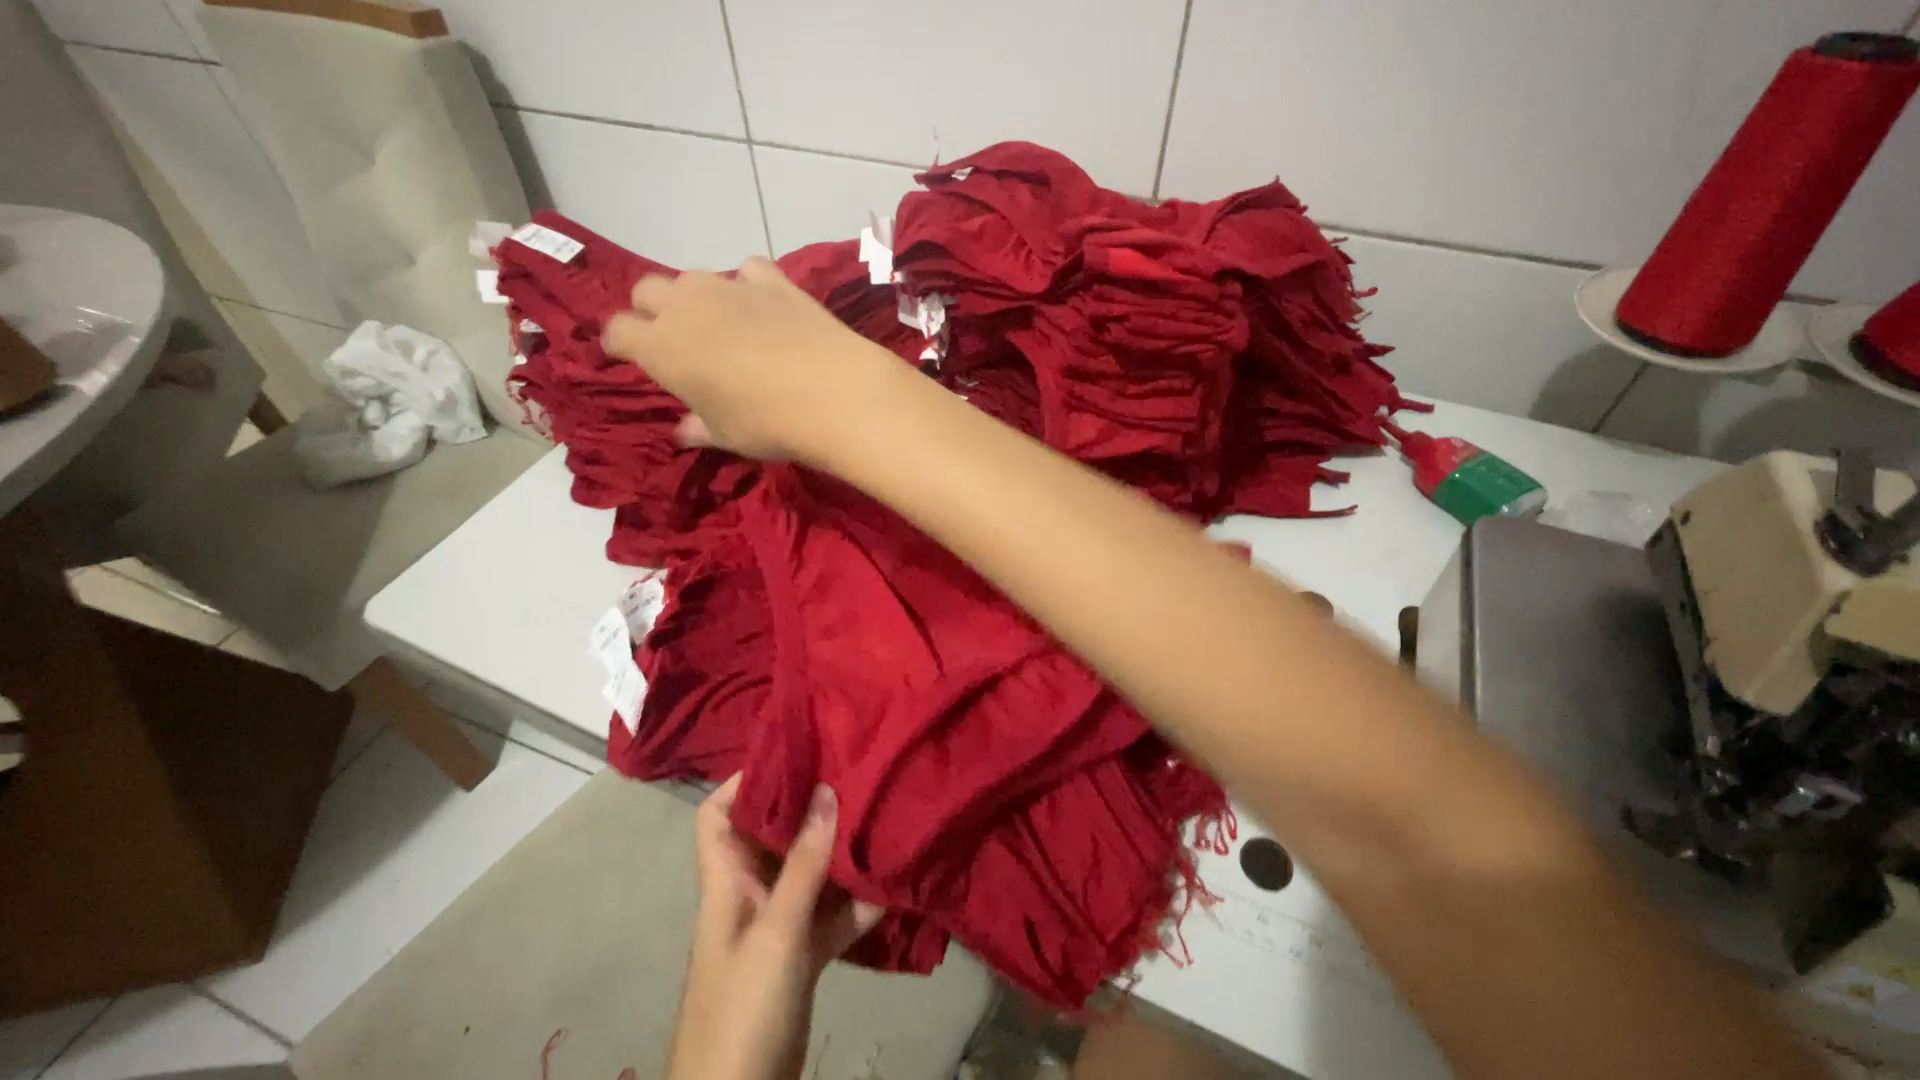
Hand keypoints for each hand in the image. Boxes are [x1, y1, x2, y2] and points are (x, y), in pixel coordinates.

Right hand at [601, 258, 901, 461]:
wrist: (832, 394)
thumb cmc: (767, 424)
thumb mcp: (726, 435)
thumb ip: (698, 427)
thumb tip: (684, 431)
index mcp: (659, 347)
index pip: (617, 330)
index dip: (621, 343)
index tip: (631, 357)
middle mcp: (685, 307)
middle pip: (647, 289)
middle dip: (652, 310)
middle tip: (674, 338)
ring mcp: (729, 287)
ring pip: (693, 277)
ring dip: (697, 297)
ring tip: (720, 324)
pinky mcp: (772, 280)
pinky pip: (747, 269)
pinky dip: (748, 284)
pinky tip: (763, 305)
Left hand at [669, 775, 882, 1079]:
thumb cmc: (744, 1002)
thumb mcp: (778, 930)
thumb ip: (804, 864)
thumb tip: (825, 791)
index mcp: (726, 881)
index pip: (718, 815)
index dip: (745, 781)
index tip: (793, 753)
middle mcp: (750, 895)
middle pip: (774, 839)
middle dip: (810, 810)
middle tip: (854, 777)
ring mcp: (778, 927)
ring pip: (810, 877)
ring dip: (841, 856)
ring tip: (880, 820)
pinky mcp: (802, 958)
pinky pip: (831, 918)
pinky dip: (857, 905)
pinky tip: (891, 887)